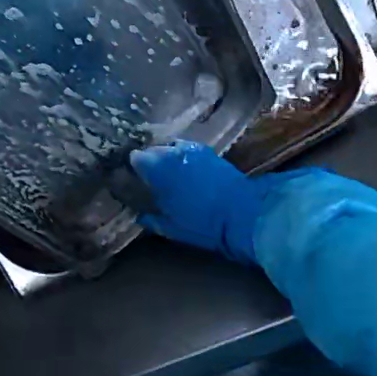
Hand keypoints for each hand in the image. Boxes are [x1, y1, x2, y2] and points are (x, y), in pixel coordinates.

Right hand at [129, 141, 314, 264]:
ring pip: (170, 148)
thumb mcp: (171, 227)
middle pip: (152, 150)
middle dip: (149, 161)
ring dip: (166, 158)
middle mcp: (172, 152)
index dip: (132, 168)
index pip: (135, 158)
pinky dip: (182, 158)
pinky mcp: (209, 152)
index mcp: (157, 168)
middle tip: (149, 178)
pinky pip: (186, 150)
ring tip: (168, 173)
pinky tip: (185, 171)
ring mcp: (192, 149)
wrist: (245, 215)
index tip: (132, 179)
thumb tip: (139, 215)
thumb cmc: (202, 223)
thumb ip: (151, 218)